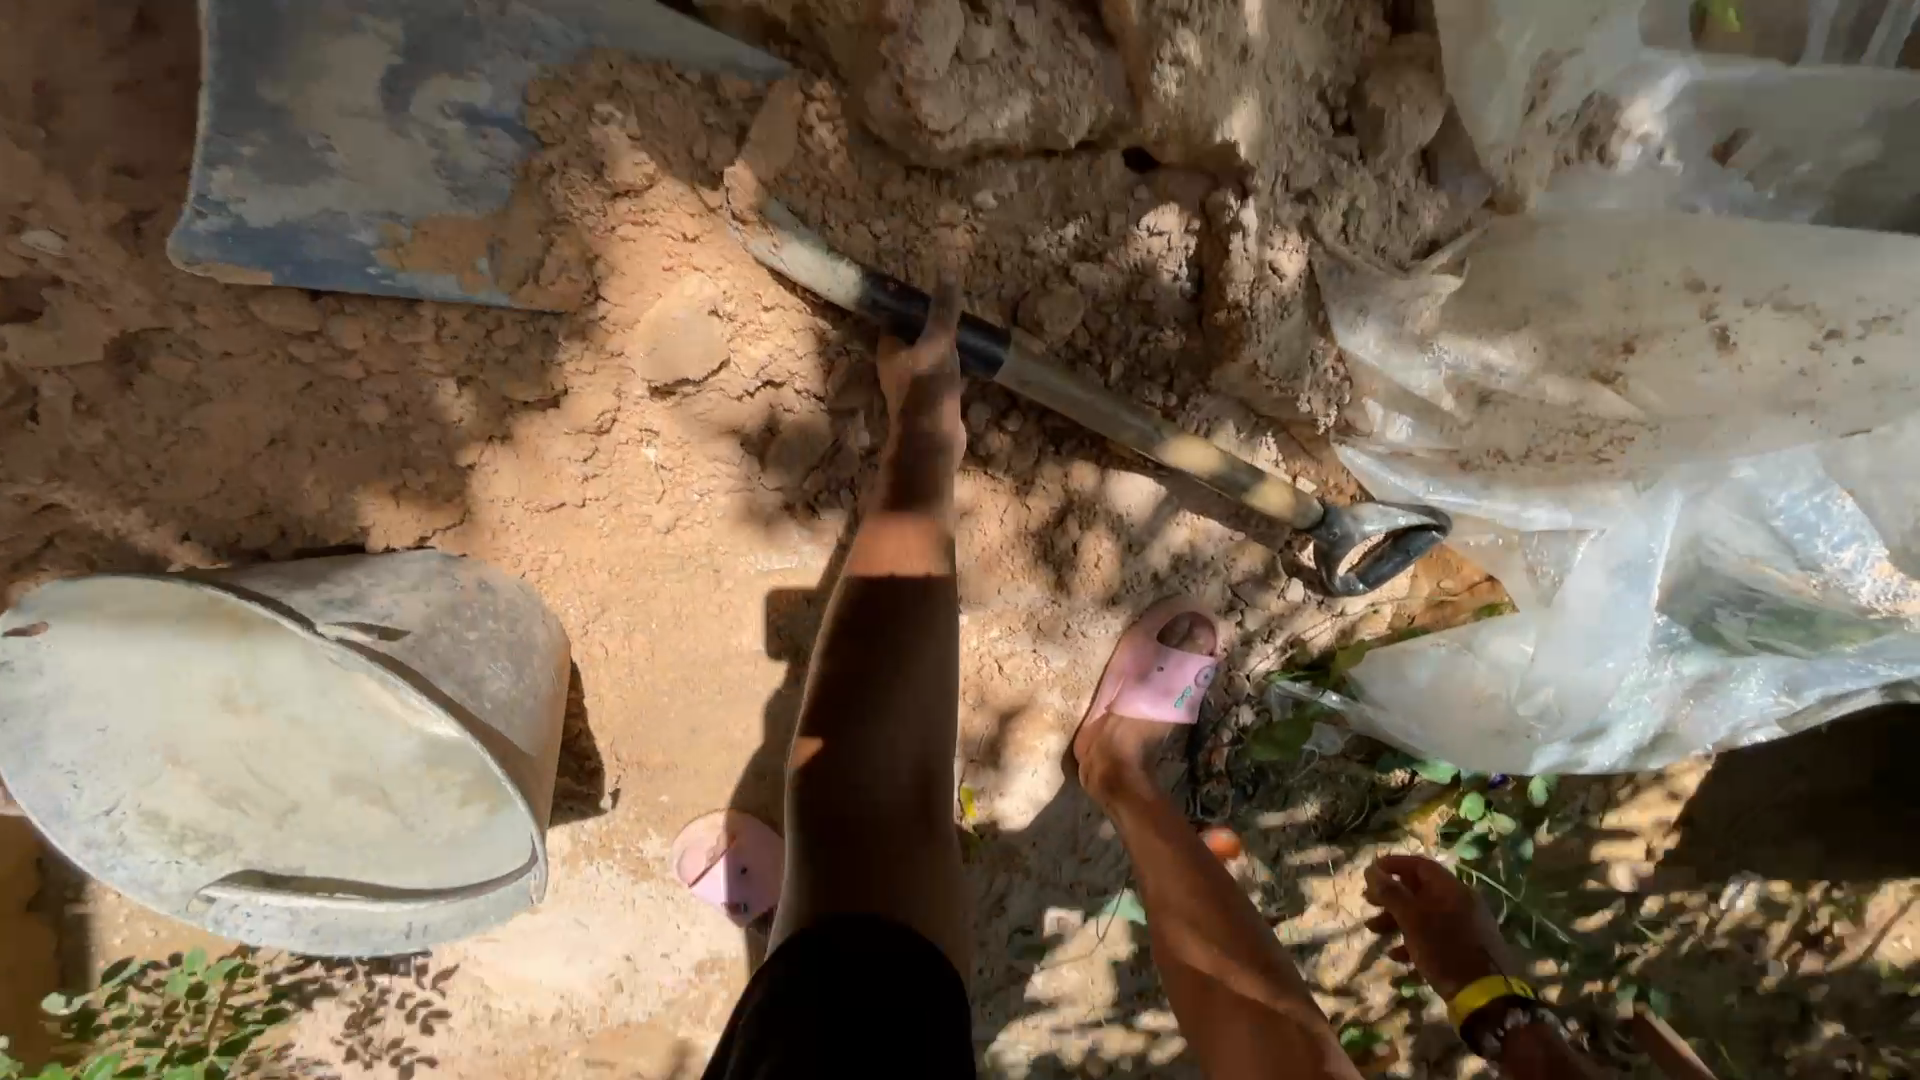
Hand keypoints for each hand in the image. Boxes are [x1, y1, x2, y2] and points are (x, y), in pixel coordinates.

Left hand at [875, 280, 965, 473]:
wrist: (934, 440)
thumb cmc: (928, 389)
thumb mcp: (938, 343)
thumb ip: (943, 311)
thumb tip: (948, 273)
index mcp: (889, 351)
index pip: (894, 320)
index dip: (909, 306)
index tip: (930, 294)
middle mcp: (897, 368)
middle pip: (912, 340)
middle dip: (929, 327)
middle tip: (952, 310)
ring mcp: (915, 388)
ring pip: (929, 359)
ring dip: (943, 348)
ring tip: (965, 331)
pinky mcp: (933, 403)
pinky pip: (943, 378)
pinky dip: (955, 369)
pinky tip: (972, 360)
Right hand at [1363, 854, 1518, 999]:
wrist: (1487, 998)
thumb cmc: (1445, 949)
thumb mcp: (1412, 918)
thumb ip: (1390, 892)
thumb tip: (1371, 870)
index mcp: (1451, 889)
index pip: (1419, 865)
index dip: (1392, 864)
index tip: (1370, 872)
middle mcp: (1460, 903)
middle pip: (1419, 890)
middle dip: (1390, 896)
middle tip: (1368, 901)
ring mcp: (1465, 927)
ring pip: (1423, 914)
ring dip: (1396, 919)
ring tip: (1374, 930)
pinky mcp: (1465, 949)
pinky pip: (1434, 936)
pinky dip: (1413, 940)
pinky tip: (1396, 955)